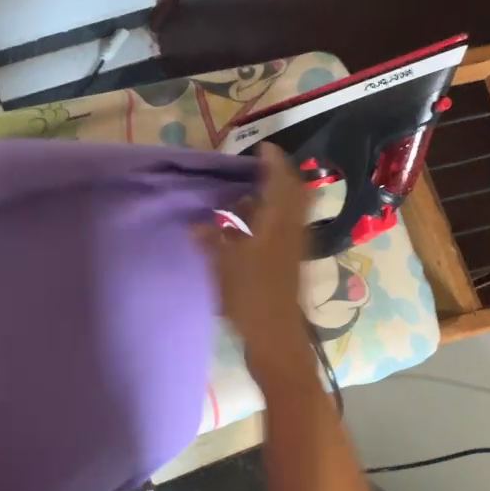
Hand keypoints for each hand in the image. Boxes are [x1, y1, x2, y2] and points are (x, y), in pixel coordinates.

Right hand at [195, 144, 314, 369]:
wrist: (277, 342)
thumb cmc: (252, 302)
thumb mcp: (225, 269)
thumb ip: (212, 241)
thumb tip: (197, 223)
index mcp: (280, 224)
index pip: (282, 181)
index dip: (273, 161)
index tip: (258, 148)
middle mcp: (292, 232)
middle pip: (290, 195)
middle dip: (272, 180)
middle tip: (247, 174)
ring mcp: (292, 250)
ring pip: (285, 214)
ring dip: (267, 203)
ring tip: (238, 201)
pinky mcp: (287, 266)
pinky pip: (279, 232)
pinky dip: (264, 223)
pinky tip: (242, 232)